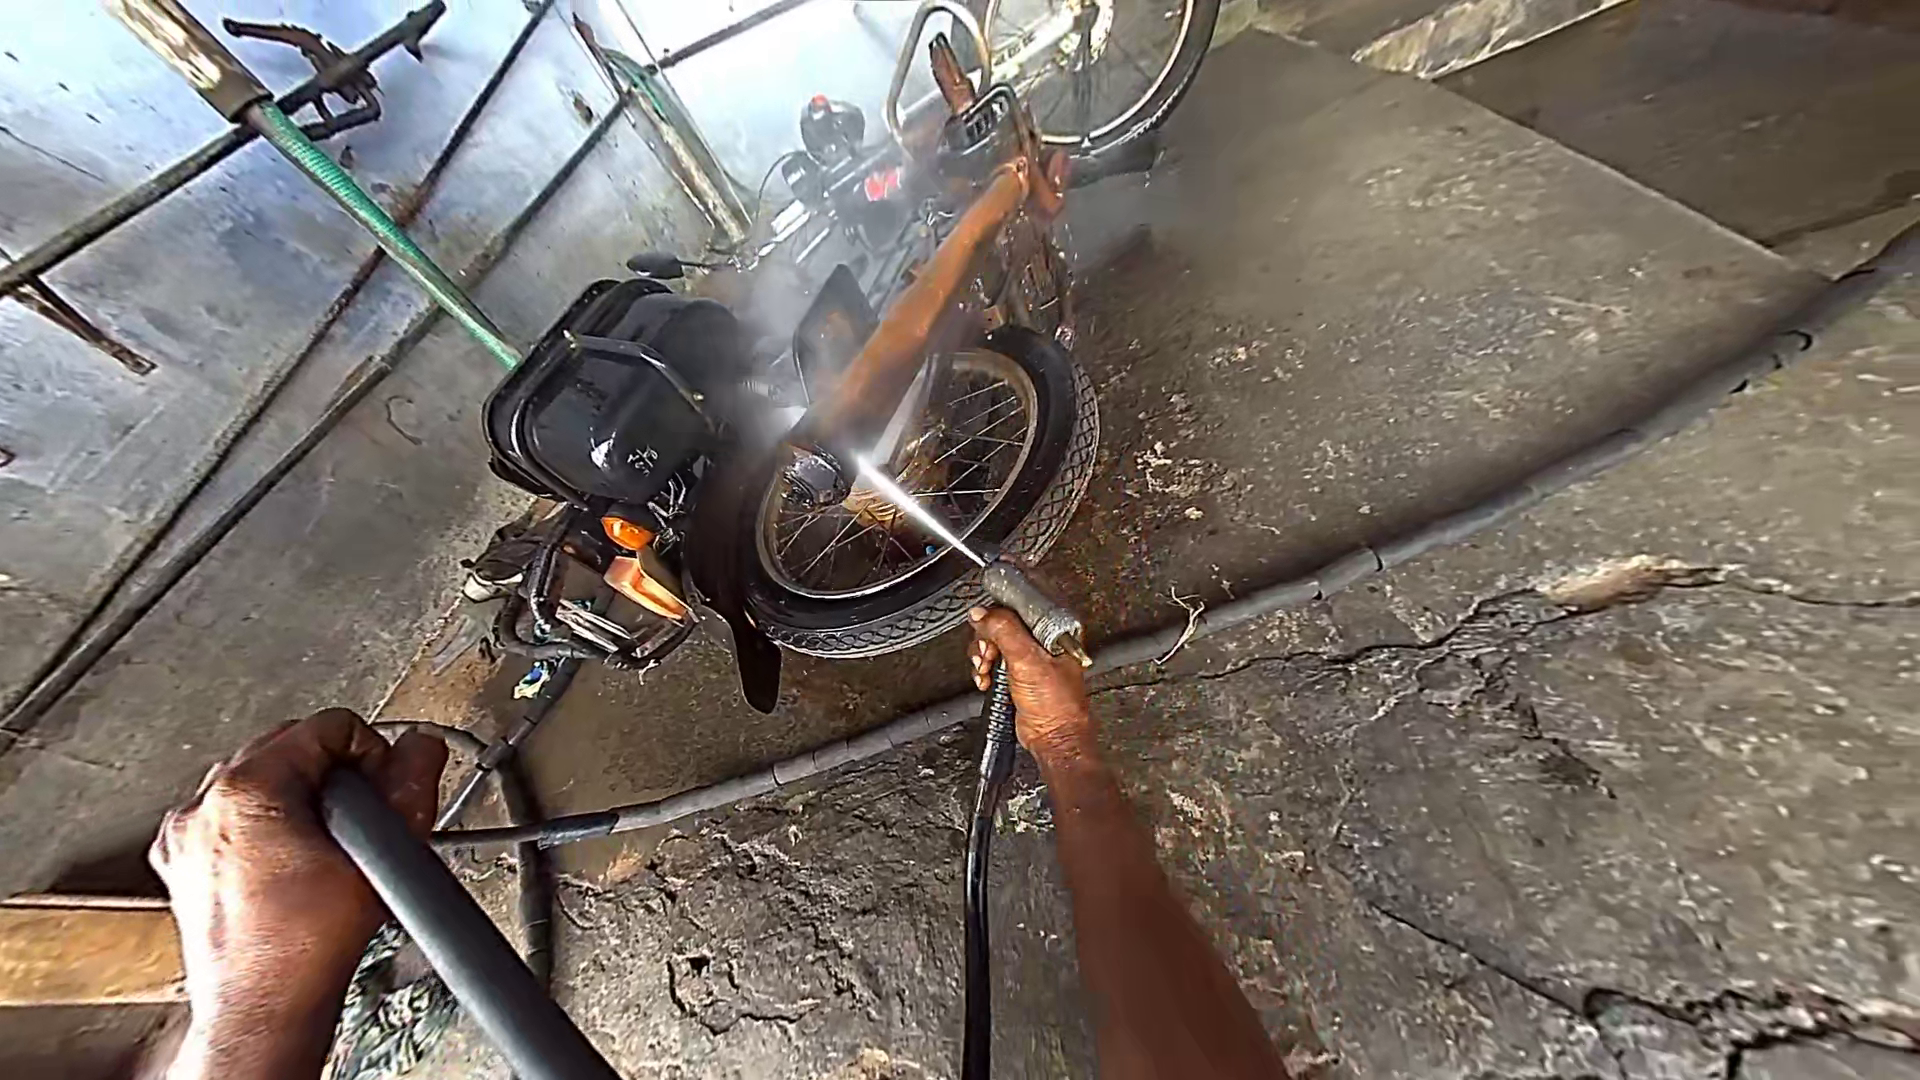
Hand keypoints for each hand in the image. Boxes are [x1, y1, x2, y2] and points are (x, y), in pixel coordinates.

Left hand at [152, 710, 445, 1076]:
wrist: (269, 998)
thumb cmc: (317, 932)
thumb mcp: (393, 839)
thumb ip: (415, 775)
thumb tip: (422, 743)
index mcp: (246, 793)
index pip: (330, 725)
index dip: (373, 749)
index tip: (381, 785)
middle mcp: (203, 808)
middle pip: (293, 742)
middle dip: (341, 764)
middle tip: (368, 803)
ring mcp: (187, 836)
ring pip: (267, 772)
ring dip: (313, 786)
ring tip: (342, 826)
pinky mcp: (186, 859)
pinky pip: (244, 807)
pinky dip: (283, 811)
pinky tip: (311, 843)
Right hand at [968, 606, 1096, 764]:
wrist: (1052, 739)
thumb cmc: (1056, 705)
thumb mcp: (1027, 660)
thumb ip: (1004, 631)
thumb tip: (982, 613)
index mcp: (1052, 631)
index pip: (1018, 608)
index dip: (998, 615)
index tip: (985, 626)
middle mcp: (1040, 643)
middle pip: (1001, 626)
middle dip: (987, 641)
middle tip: (987, 655)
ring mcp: (1028, 660)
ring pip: (993, 645)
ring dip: (982, 658)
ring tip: (985, 671)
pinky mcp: (1016, 676)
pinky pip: (992, 664)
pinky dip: (983, 671)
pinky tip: (985, 680)